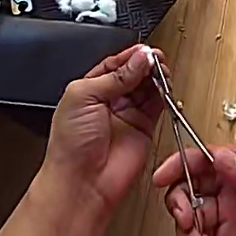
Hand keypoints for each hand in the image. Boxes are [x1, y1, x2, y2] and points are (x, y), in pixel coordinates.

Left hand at [41, 44, 165, 214]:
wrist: (82, 184)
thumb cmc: (70, 146)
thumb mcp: (84, 97)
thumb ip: (115, 76)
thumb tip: (139, 59)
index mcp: (90, 89)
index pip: (114, 64)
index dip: (130, 56)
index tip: (143, 51)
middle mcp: (110, 100)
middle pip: (133, 73)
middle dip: (145, 63)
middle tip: (155, 58)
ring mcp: (128, 113)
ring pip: (147, 86)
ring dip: (156, 75)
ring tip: (161, 69)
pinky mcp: (144, 126)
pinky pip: (158, 104)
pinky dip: (164, 93)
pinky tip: (164, 85)